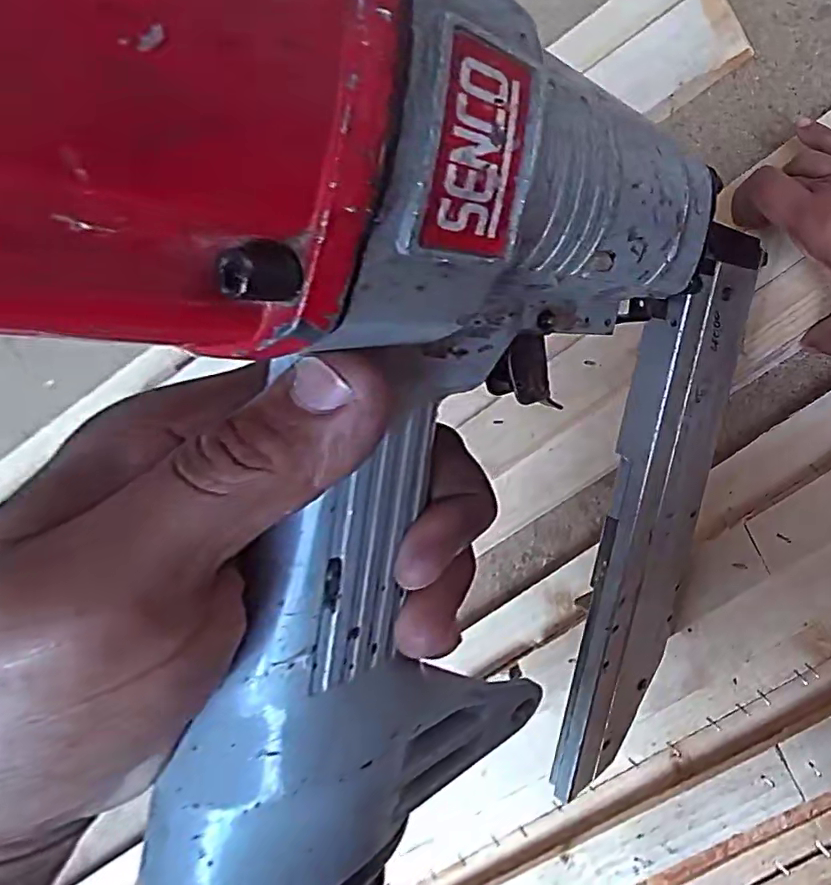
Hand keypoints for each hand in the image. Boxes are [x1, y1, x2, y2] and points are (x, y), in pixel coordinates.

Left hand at [0, 356, 494, 858]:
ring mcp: (290, 526)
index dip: (409, 435)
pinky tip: (403, 633)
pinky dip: (422, 597)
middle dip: (434, 517)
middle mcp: (252, 469)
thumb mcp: (110, 585)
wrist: (3, 806)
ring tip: (408, 626)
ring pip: (419, 508)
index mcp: (192, 439)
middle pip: (405, 452)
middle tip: (414, 577)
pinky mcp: (317, 572)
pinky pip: (405, 559)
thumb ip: (230, 474)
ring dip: (435, 569)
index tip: (420, 507)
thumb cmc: (5, 709)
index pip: (351, 388)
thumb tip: (349, 376)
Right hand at [734, 120, 830, 353]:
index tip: (746, 219)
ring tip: (785, 176)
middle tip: (772, 217)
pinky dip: (826, 138)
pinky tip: (809, 132)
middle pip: (790, 175)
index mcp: (823, 225)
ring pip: (818, 158)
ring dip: (796, 169)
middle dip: (772, 195)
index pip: (766, 190)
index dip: (745, 201)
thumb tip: (813, 342)